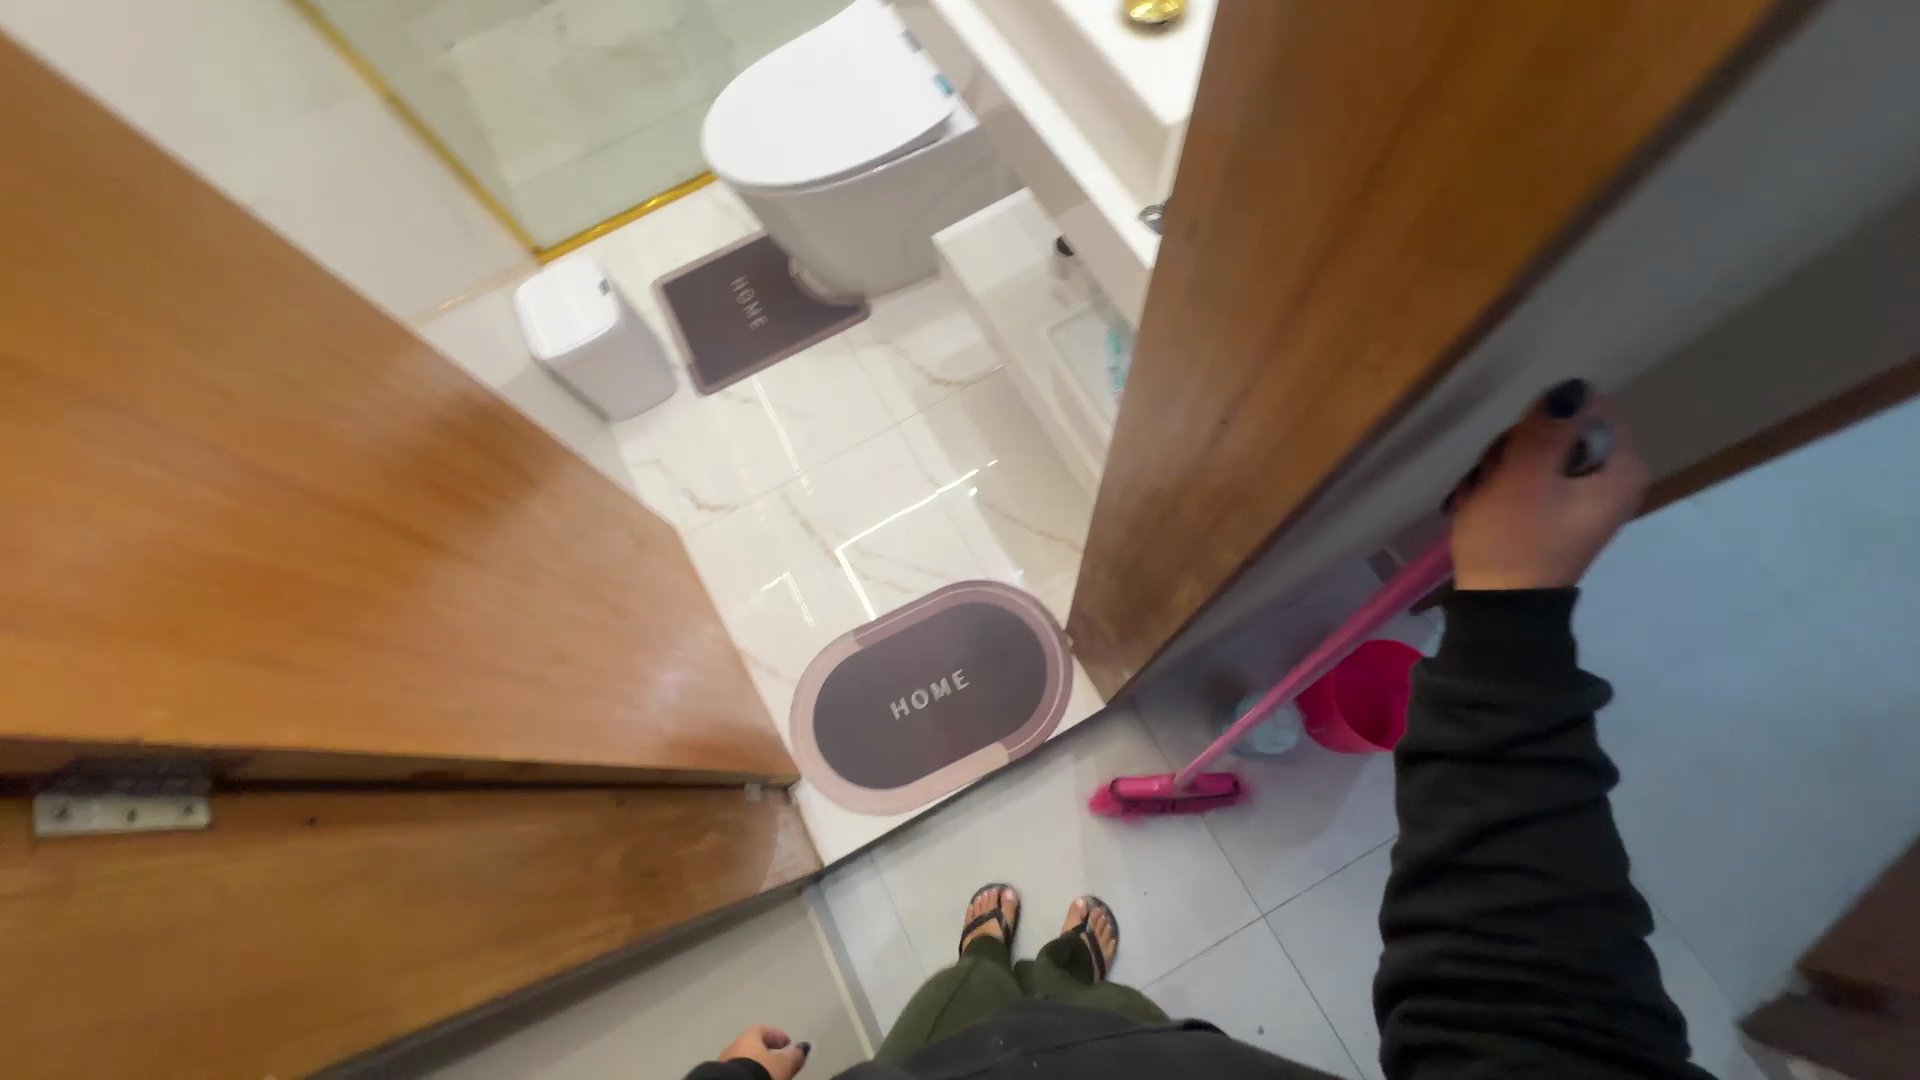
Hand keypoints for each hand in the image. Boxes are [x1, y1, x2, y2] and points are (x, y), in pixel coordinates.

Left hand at [719, 1024, 808, 1079]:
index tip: (787, 1043)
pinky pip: (735, 1073)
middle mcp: (734, 1045)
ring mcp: (723, 1063)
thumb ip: (794, 1055)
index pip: (763, 1029)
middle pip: (751, 1045)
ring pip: (742, 1060)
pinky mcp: (718, 1077)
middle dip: (764, 1052)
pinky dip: (745, 1074)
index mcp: (749, 1035)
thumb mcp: (782, 1064)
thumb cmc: (759, 1072)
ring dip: (754, 1065)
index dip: (776, 1035)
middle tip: (777, 1061)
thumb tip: (803, 1048)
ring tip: (766, 1074)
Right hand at [1449, 380, 1646, 591]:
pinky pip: (1532, 481)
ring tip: (1479, 494)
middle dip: (1516, 448)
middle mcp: (1614, 480)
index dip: (1544, 421)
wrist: (1500, 604)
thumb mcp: (1522, 479)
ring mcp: (1585, 500)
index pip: (1590, 410)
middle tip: (1490, 476)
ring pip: (1540, 456)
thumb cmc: (1513, 539)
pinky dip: (1503, 487)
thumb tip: (1572, 387)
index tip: (1515, 450)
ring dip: (1501, 468)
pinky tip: (1482, 503)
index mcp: (1619, 469)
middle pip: (1562, 432)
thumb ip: (1547, 430)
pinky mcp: (1559, 515)